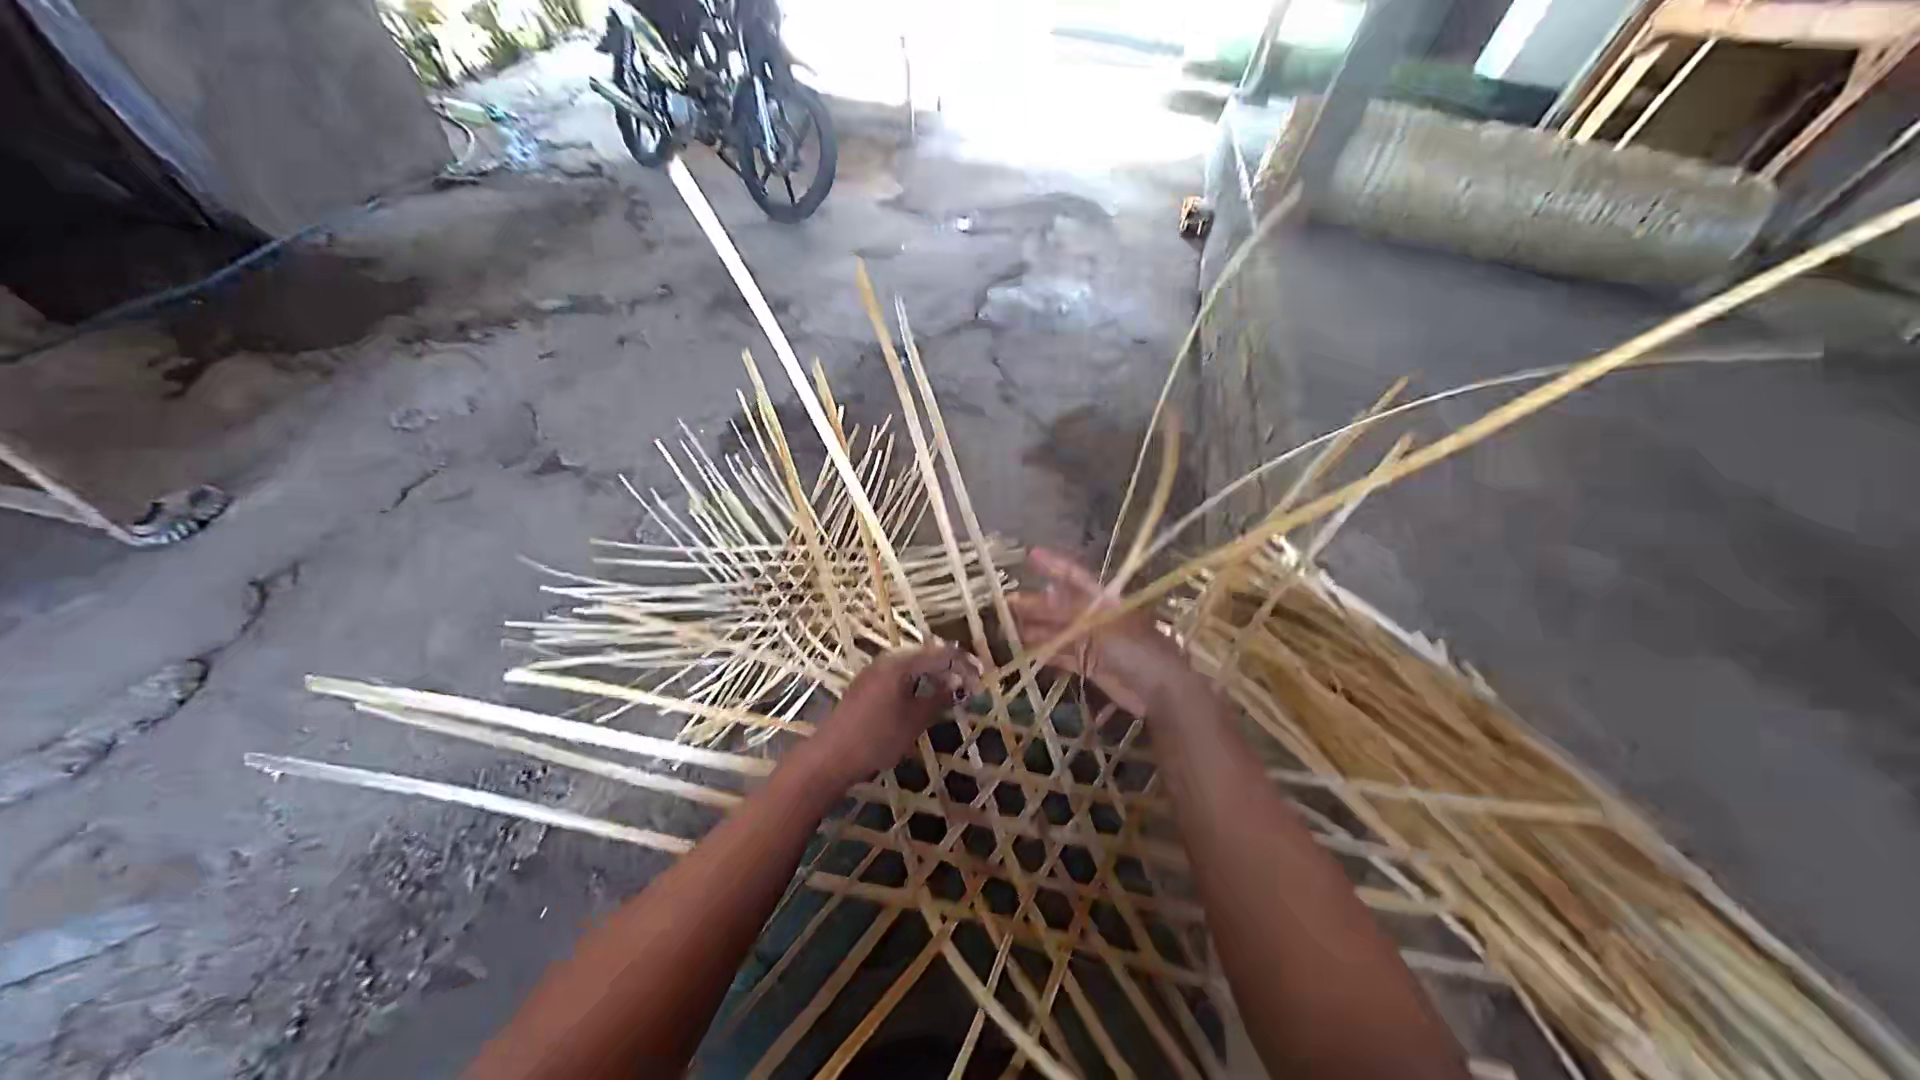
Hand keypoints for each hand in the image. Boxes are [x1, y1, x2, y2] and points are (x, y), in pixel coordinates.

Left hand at [796, 643, 980, 789]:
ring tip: (952, 690)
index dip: (964, 665)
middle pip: (926, 654)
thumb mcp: (914, 720)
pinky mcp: (867, 685)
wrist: (830, 756)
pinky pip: (899, 674)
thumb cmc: (876, 738)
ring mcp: (874, 671)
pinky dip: (917, 681)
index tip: (981, 680)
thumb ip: (938, 698)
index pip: (941, 654)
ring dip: (934, 674)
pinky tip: (924, 696)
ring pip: (912, 664)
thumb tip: (958, 683)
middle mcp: (887, 660)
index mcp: (900, 663)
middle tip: (970, 683)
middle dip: (950, 667)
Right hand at [1006, 548, 1196, 716]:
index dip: (1054, 565)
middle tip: (1005, 604)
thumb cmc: (1136, 648)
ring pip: (1058, 632)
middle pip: (1060, 607)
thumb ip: (1070, 611)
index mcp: (1104, 600)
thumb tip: (1043, 593)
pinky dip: (1045, 653)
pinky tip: (1025, 651)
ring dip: (1035, 630)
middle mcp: (1096, 617)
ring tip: (1007, 629)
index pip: (1074, 576)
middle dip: (1034, 605)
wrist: (1160, 690)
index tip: (1030, 555)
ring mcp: (1092, 642)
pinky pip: (1062, 655)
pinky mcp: (1089, 665)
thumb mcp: (1102, 624)